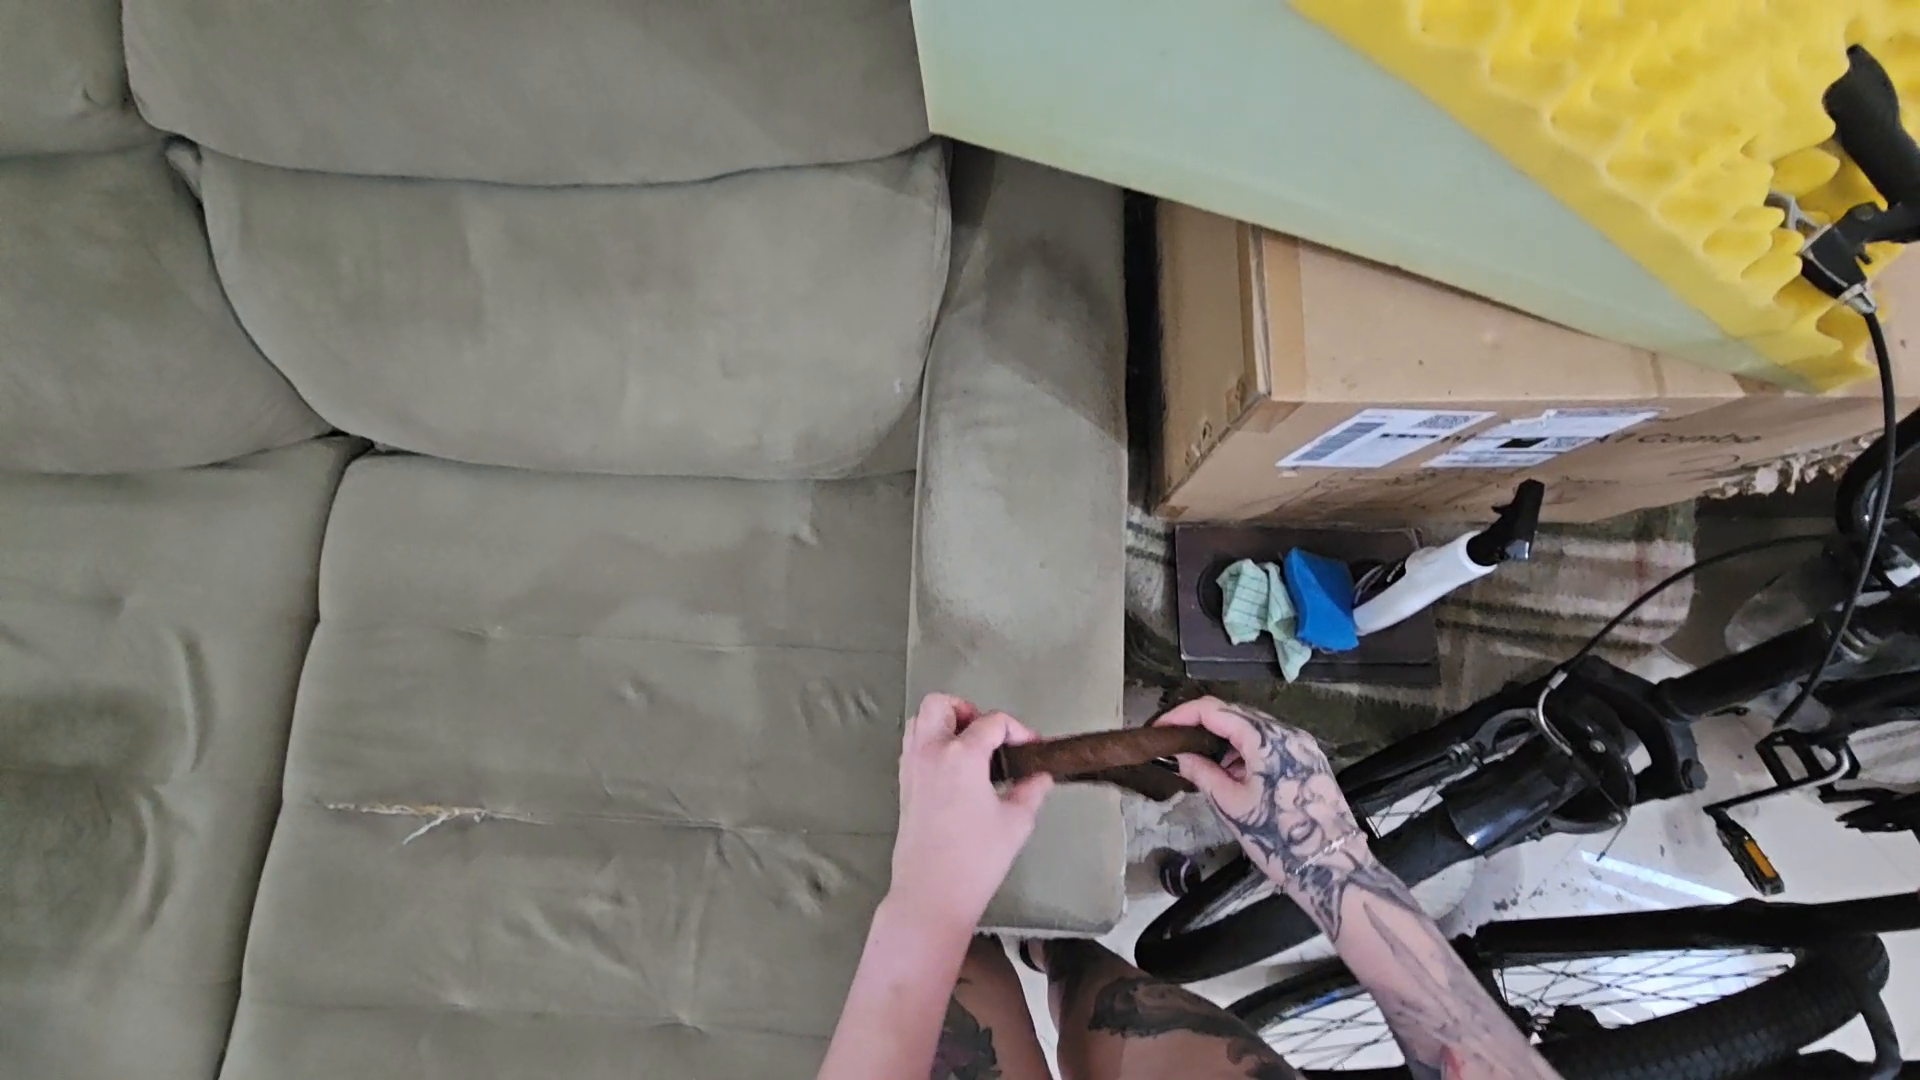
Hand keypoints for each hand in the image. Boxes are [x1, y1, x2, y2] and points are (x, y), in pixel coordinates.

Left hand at [889, 693, 1053, 931]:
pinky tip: (953, 768)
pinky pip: (914, 743)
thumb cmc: (977, 858)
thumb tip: (1041, 775)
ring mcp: (912, 765)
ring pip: (921, 719)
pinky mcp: (903, 782)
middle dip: (969, 711)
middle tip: (990, 737)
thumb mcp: (1016, 822)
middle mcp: (931, 750)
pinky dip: (932, 741)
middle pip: (942, 704)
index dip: (1018, 729)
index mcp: (961, 754)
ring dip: (946, 722)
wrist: (931, 893)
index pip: (993, 722)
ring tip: (971, 748)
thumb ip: (1031, 790)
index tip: (1032, 746)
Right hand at [1155, 697, 1363, 881]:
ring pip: (1252, 726)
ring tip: (1202, 760)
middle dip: (1201, 723)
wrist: (1333, 870)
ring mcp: (1301, 744)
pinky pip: (1269, 741)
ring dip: (1223, 737)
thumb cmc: (1278, 838)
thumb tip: (1178, 756)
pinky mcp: (1309, 758)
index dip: (1182, 714)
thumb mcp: (1230, 805)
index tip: (1161, 728)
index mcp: (1265, 739)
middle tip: (1176, 740)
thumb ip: (1201, 772)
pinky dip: (1245, 749)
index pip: (1214, 710)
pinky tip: (1232, 771)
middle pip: (1234, 713)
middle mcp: (1286, 732)